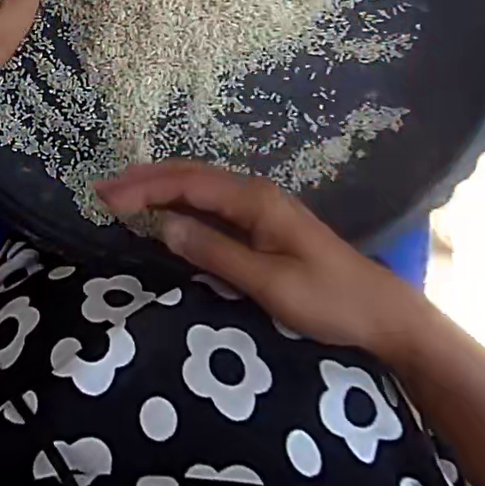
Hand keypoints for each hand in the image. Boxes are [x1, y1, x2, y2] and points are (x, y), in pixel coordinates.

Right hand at [97, 161, 412, 348]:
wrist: (382, 311)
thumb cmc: (328, 299)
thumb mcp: (270, 283)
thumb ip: (216, 252)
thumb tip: (164, 225)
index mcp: (254, 199)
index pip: (188, 184)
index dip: (145, 188)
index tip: (108, 198)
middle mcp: (253, 191)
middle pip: (189, 174)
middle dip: (144, 179)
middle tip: (102, 190)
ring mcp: (258, 203)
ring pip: (198, 183)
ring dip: (158, 185)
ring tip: (121, 191)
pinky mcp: (260, 219)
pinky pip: (209, 200)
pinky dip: (178, 198)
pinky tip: (163, 208)